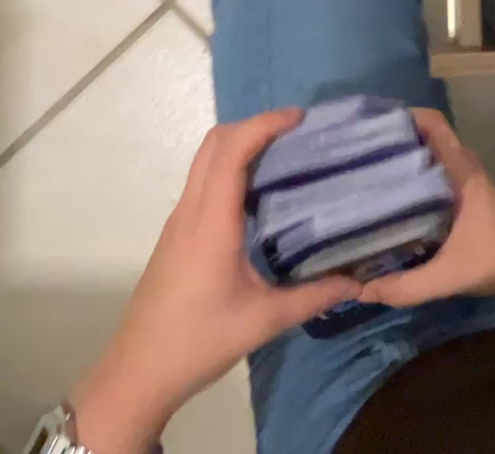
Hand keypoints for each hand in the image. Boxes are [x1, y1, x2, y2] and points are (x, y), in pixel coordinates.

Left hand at [71, 110, 360, 453]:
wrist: (136, 376)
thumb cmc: (198, 341)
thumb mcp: (265, 321)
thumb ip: (315, 296)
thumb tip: (358, 280)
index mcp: (211, 221)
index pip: (232, 150)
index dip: (264, 124)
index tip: (300, 119)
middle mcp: (191, 211)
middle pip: (215, 142)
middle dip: (255, 125)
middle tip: (297, 132)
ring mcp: (180, 221)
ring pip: (206, 160)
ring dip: (242, 143)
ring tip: (286, 153)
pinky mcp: (178, 234)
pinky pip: (204, 181)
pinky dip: (232, 166)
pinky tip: (262, 192)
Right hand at [358, 109, 494, 307]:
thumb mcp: (448, 276)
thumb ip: (405, 285)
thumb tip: (360, 290)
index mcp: (460, 169)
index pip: (433, 124)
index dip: (404, 117)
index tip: (371, 125)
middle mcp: (460, 165)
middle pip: (424, 136)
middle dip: (392, 139)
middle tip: (355, 152)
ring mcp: (461, 177)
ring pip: (426, 154)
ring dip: (400, 157)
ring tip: (362, 169)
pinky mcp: (460, 193)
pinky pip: (430, 173)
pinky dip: (410, 176)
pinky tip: (386, 196)